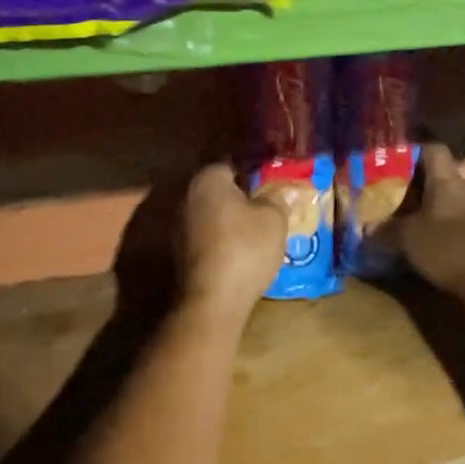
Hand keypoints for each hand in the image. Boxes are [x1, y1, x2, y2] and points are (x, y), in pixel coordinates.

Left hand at [179, 162, 286, 313]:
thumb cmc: (245, 249)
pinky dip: (222, 239)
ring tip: (259, 231)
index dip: (254, 171)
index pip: (231, 163)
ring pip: (212, 214)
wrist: (213, 300)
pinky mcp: (180, 253)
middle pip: (219, 189)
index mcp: (207, 180)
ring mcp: (179, 226)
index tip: (272, 182)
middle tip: (269, 206)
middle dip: (242, 196)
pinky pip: (207, 236)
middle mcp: (186, 197)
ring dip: (231, 220)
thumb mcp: (274, 220)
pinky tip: (242, 251)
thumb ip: (278, 200)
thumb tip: (285, 190)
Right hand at [393, 144, 464, 294]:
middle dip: (414, 184)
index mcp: (448, 179)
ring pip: (446, 198)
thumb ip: (385, 230)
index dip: (412, 152)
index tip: (391, 165)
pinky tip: (423, 238)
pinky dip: (438, 223)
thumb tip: (366, 230)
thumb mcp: (408, 238)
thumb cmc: (447, 247)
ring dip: (426, 205)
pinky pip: (455, 217)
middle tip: (391, 194)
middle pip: (439, 175)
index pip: (433, 150)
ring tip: (403, 217)